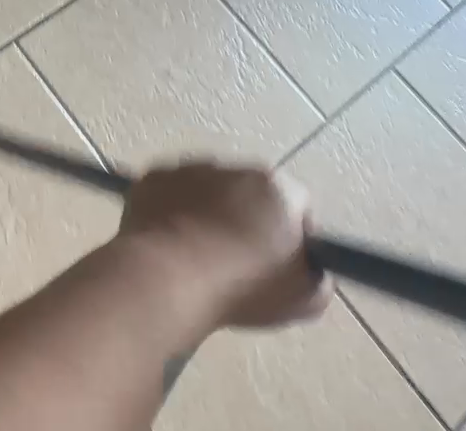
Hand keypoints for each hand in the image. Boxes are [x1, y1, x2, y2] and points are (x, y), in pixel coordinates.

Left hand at [117, 162, 330, 329]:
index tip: (280, 259)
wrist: (167, 276)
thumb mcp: (306, 298)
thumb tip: (303, 263)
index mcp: (276, 188)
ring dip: (207, 208)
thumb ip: (314, 271)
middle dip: (247, 214)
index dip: (293, 232)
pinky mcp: (150, 177)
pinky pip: (170, 190)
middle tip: (237, 254)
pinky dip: (172, 207)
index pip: (297, 203)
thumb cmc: (242, 287)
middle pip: (248, 190)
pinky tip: (170, 237)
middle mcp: (231, 167)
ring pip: (206, 187)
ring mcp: (185, 168)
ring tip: (198, 248)